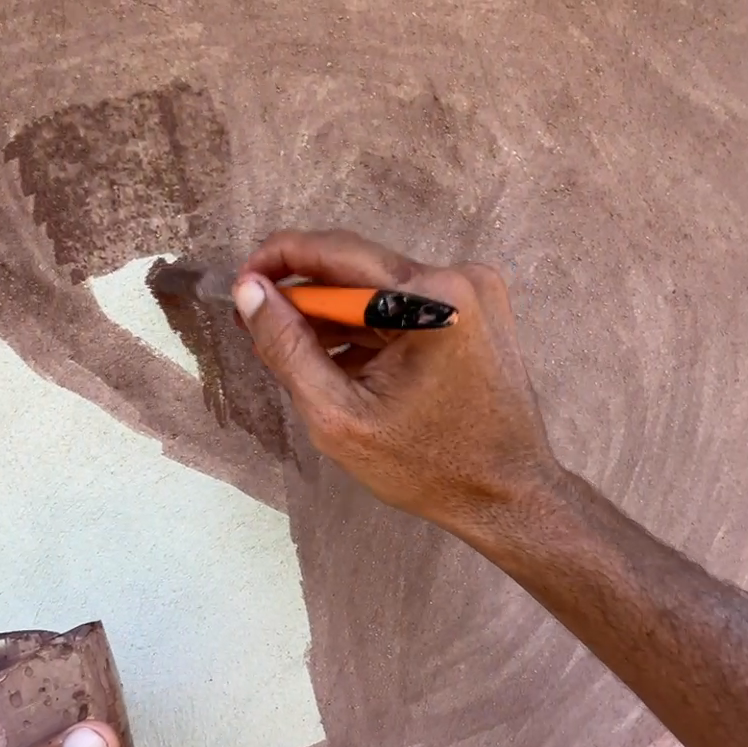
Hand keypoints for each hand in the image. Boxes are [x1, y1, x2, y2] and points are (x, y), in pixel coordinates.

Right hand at [232, 229, 559, 531]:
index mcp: (429, 298)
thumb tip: (249, 292)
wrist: (506, 494)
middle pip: (357, 268)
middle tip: (257, 324)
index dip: (277, 262)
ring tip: (296, 355)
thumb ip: (287, 348)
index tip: (241, 286)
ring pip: (378, 289)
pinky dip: (368, 328)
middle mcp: (458, 278)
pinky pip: (404, 306)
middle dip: (303, 295)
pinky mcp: (476, 312)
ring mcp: (474, 292)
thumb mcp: (338, 416)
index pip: (334, 252)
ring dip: (334, 316)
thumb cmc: (426, 467)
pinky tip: (342, 363)